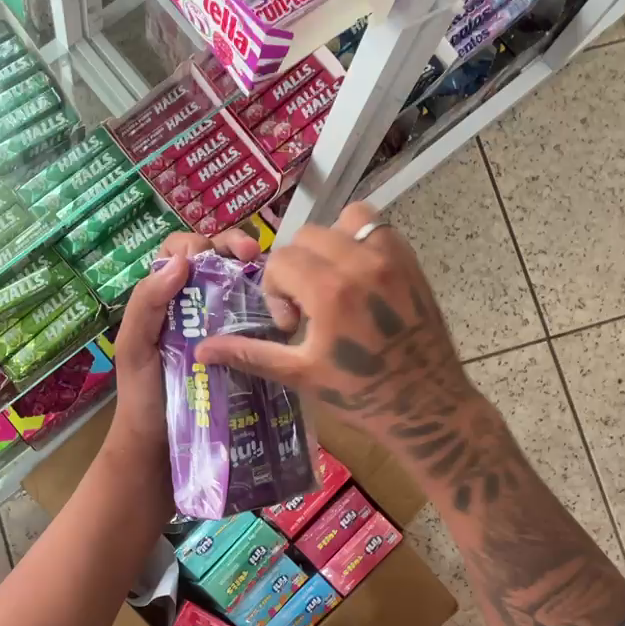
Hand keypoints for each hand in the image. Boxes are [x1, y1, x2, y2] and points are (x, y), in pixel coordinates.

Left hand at [100, 227, 262, 489]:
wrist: (163, 450)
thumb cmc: (144, 398)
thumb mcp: (135, 347)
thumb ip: (147, 302)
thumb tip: (182, 260)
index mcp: (165, 299)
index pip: (182, 252)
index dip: (202, 243)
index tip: (219, 254)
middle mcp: (194, 306)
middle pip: (217, 261)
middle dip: (237, 246)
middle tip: (255, 256)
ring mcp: (222, 327)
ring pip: (241, 284)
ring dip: (258, 272)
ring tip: (273, 276)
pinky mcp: (244, 351)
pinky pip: (260, 319)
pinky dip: (272, 307)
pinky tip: (284, 308)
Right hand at [196, 203, 488, 488]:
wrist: (424, 405)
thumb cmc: (359, 395)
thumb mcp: (299, 375)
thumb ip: (249, 353)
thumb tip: (200, 350)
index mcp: (330, 291)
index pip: (281, 261)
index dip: (275, 292)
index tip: (290, 324)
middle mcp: (361, 263)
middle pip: (306, 237)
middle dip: (296, 267)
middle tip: (307, 307)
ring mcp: (391, 258)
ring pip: (342, 221)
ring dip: (327, 246)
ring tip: (331, 284)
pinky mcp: (411, 261)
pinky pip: (377, 226)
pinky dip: (360, 241)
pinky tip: (357, 279)